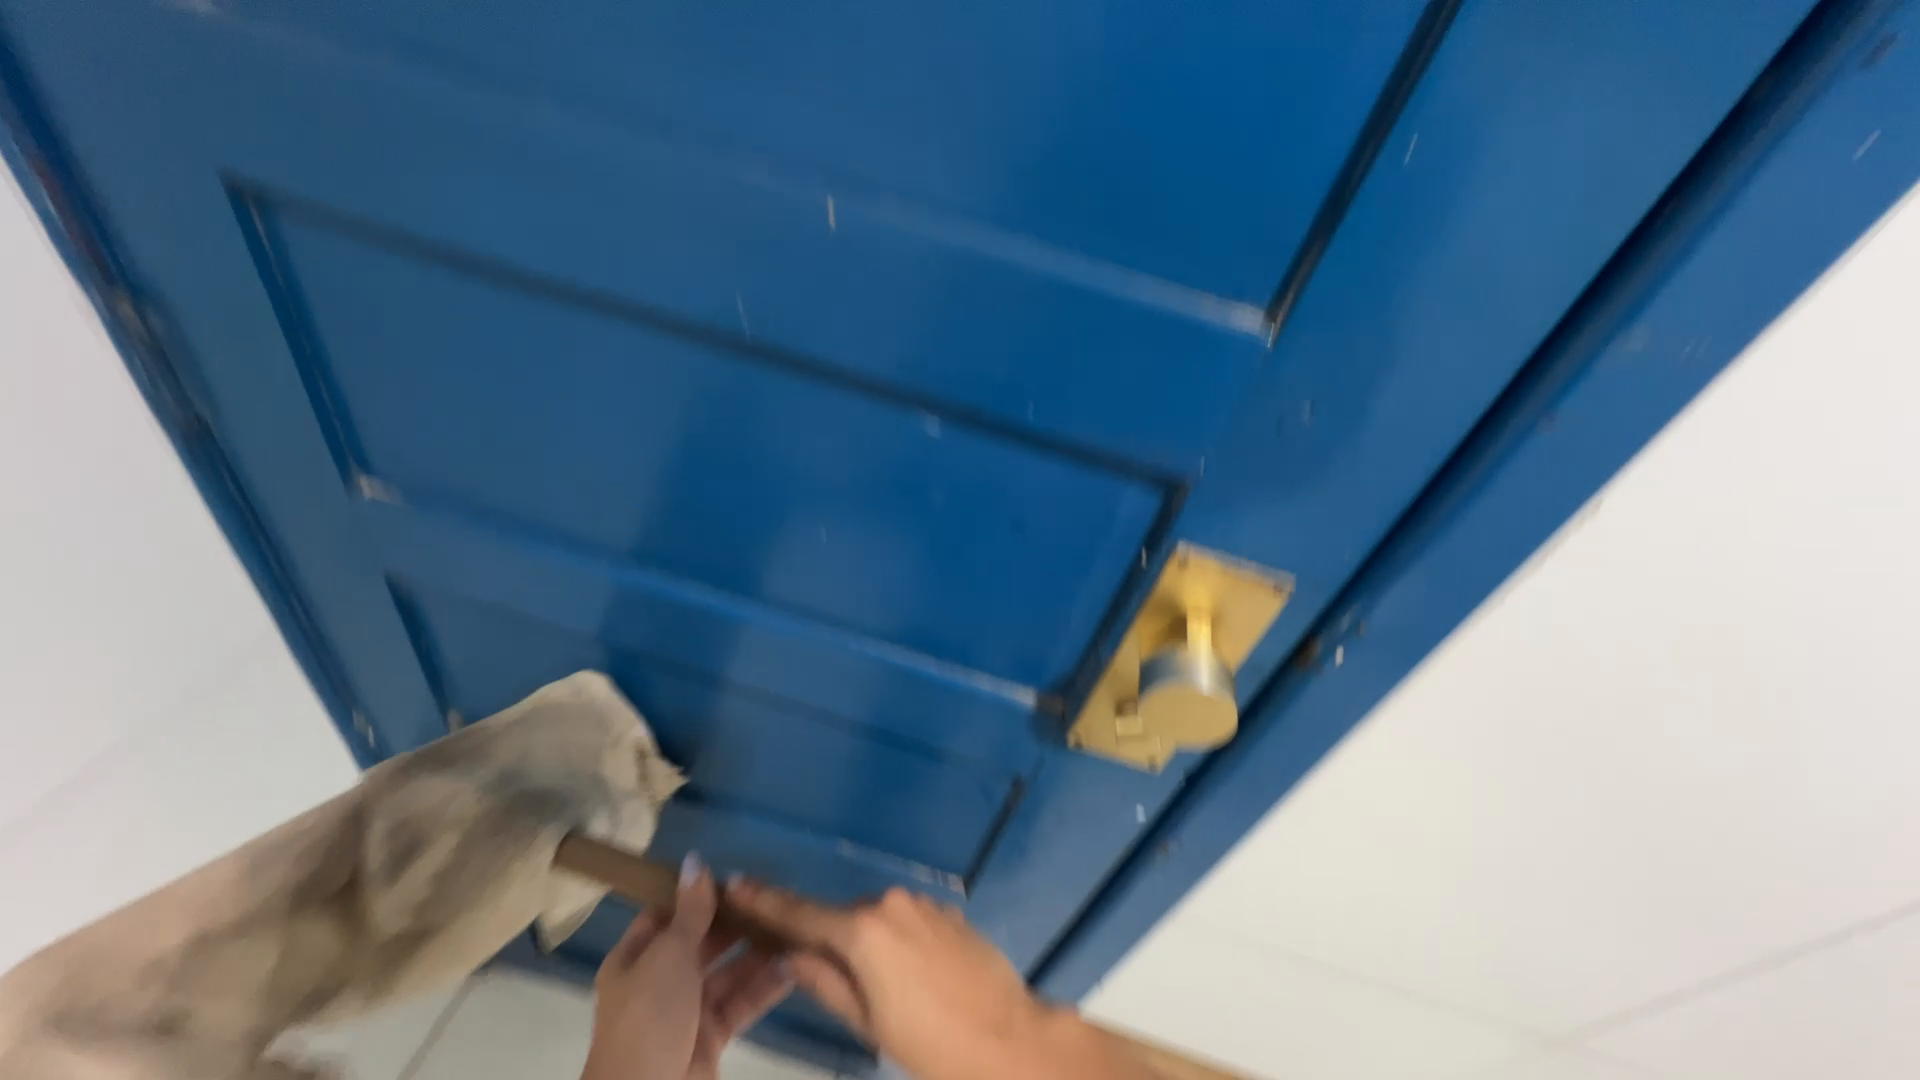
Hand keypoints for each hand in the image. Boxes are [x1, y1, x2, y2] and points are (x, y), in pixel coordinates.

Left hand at [581, 855, 792, 1079]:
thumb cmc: (649, 1017)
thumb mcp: (669, 955)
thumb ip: (691, 910)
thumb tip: (695, 860)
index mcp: (635, 959)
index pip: (666, 915)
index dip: (696, 895)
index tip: (735, 874)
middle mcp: (658, 983)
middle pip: (700, 943)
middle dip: (734, 924)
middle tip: (775, 898)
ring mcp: (684, 1013)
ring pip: (725, 973)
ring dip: (755, 954)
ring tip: (793, 928)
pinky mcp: (709, 1040)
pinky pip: (739, 1004)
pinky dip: (763, 988)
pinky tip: (793, 967)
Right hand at [725, 881, 1147, 1079]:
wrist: (1008, 1037)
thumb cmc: (929, 1040)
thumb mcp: (868, 1020)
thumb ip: (825, 981)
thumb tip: (792, 957)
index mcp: (863, 931)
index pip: (801, 914)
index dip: (765, 903)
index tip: (735, 884)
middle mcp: (890, 904)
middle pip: (844, 918)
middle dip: (834, 941)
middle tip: (835, 978)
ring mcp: (923, 904)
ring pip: (879, 918)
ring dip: (871, 942)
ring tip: (889, 987)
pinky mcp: (949, 911)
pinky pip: (909, 920)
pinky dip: (901, 940)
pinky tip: (917, 975)